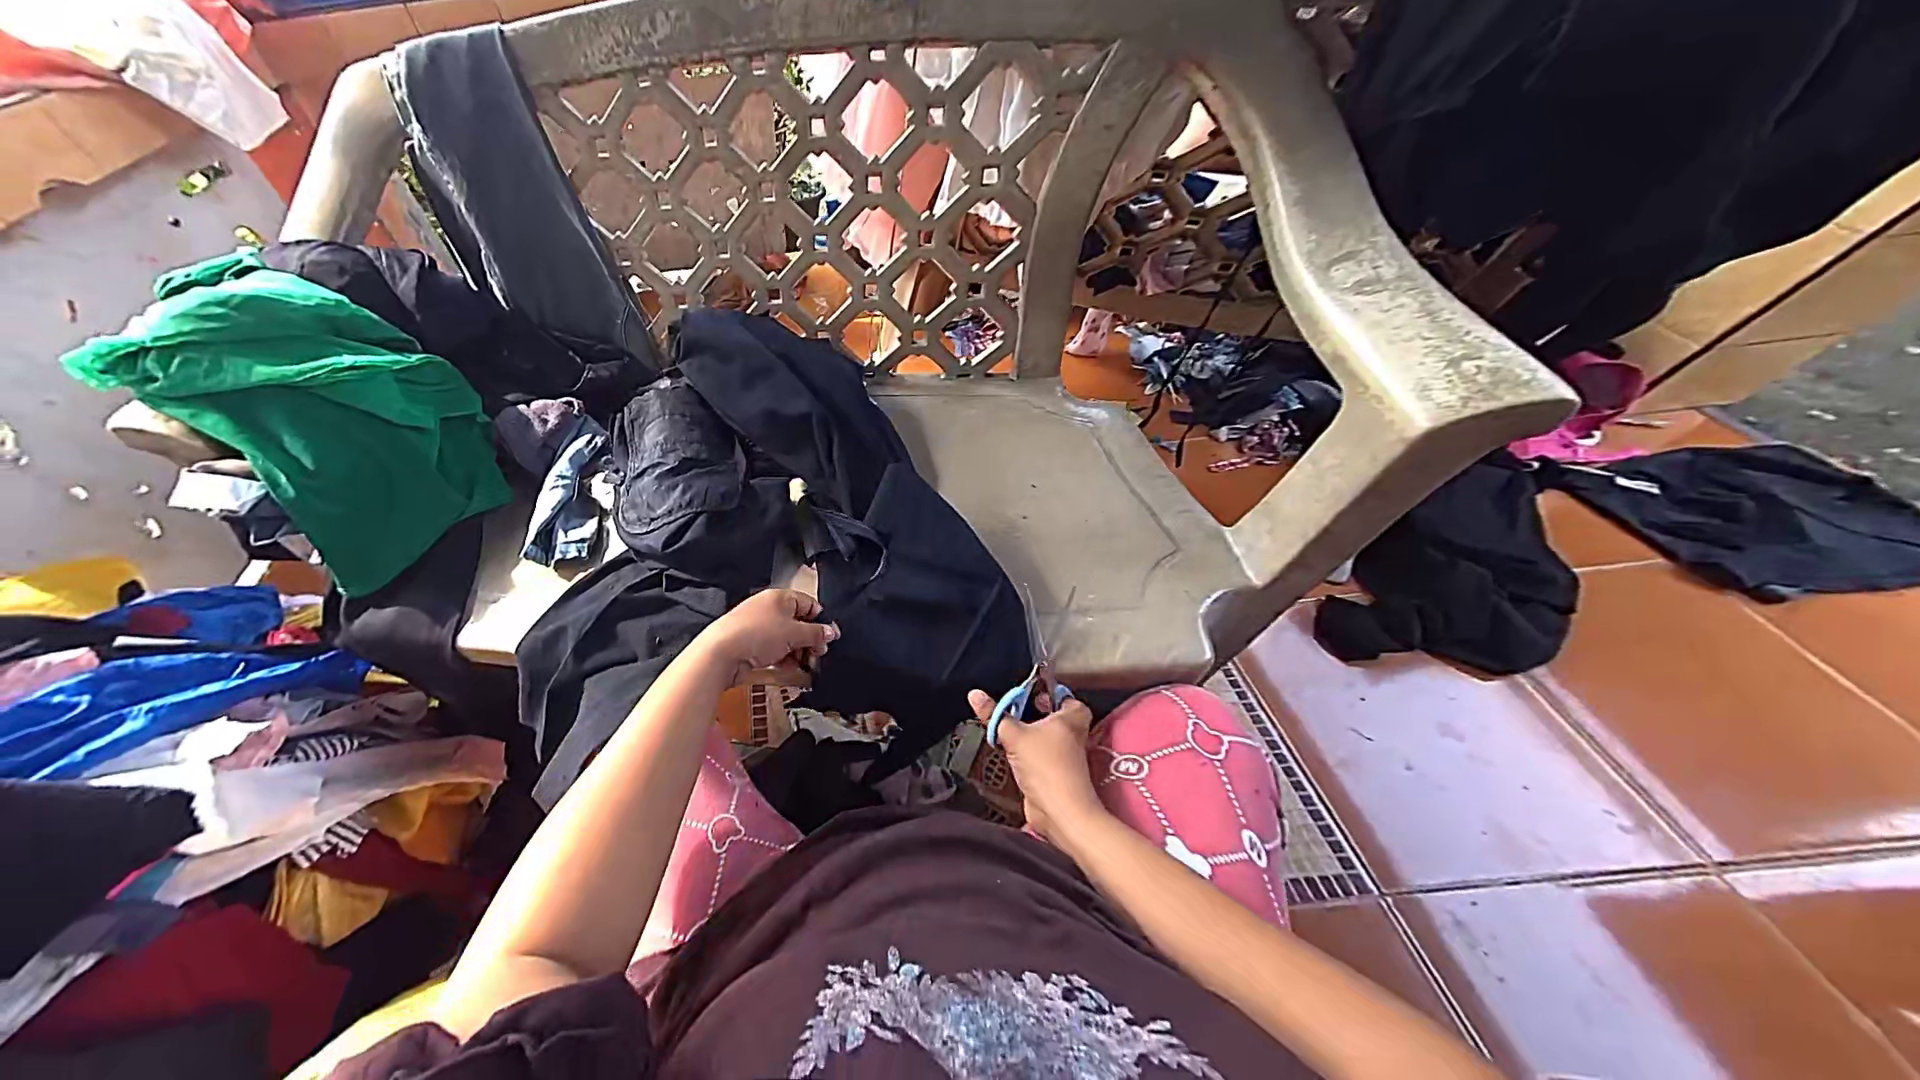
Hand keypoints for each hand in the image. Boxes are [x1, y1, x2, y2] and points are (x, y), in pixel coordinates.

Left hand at [696, 589, 838, 688]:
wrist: (721, 654)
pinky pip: (774, 651)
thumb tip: (831, 632)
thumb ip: (816, 633)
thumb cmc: (756, 634)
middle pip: (799, 624)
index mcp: (780, 597)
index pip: (809, 605)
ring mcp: (758, 628)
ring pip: (787, 640)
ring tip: (805, 666)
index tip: (829, 637)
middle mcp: (769, 610)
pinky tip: (791, 671)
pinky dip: (784, 660)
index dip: (821, 621)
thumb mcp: (795, 633)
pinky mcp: (751, 646)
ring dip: (799, 653)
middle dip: (810, 641)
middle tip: (818, 654)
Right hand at [967, 689, 1106, 842]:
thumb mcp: (1014, 735)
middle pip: (1055, 717)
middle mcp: (1073, 735)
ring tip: (1008, 732)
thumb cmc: (1045, 766)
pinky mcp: (1057, 775)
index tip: (1028, 694)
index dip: (1050, 693)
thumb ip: (995, 715)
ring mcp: (1066, 757)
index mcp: (1071, 718)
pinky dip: (1029, 755)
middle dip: (1035, 714)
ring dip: (1030, 736)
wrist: (1060, 812)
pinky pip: (1042, 757)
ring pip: (1047, 738)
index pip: (1066, 697)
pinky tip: (1012, 755)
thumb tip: (975, 694)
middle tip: (1014, 711)